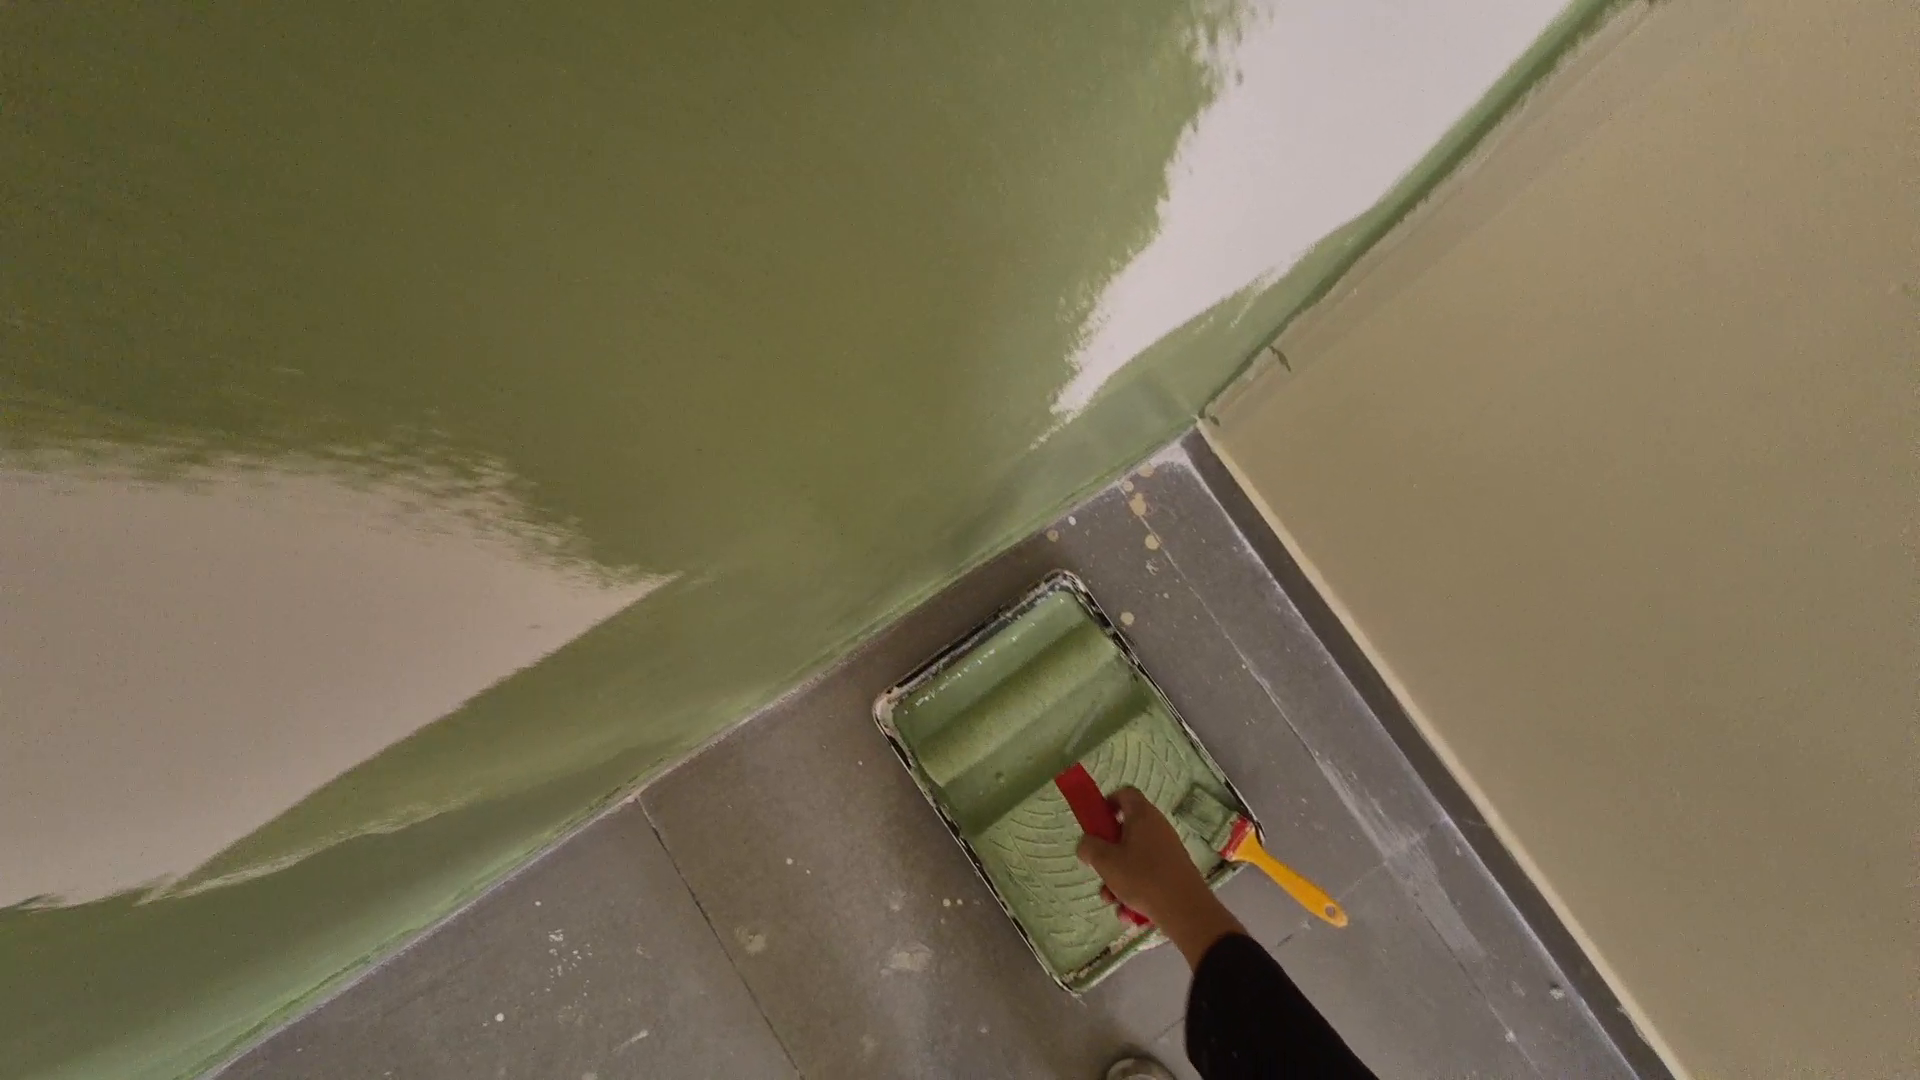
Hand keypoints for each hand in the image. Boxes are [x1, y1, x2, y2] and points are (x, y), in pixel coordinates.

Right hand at [1075, 787, 1245, 967]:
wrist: (1187, 912)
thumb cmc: (1143, 878)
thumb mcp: (1106, 862)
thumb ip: (1089, 848)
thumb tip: (1086, 844)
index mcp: (1142, 815)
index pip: (1125, 793)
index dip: (1107, 803)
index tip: (1095, 822)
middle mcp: (1157, 827)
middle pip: (1126, 830)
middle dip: (1108, 852)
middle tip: (1099, 867)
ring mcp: (1168, 850)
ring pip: (1134, 858)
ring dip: (1118, 879)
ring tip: (1112, 901)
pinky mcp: (1174, 872)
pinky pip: (1148, 875)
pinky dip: (1135, 891)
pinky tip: (1129, 913)